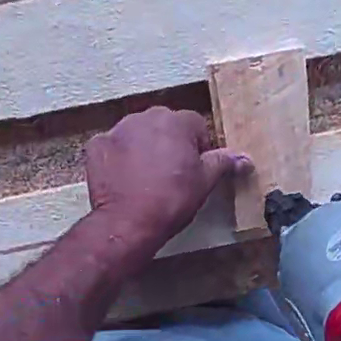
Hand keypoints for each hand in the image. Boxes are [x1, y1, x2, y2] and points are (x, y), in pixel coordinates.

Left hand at [84, 108, 250, 253]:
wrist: (128, 222)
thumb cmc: (170, 202)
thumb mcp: (203, 183)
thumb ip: (222, 164)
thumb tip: (244, 159)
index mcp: (176, 121)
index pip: (194, 126)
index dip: (197, 148)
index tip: (193, 169)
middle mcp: (145, 117)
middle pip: (163, 126)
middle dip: (168, 145)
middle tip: (170, 175)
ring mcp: (117, 130)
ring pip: (136, 134)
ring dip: (142, 149)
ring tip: (145, 179)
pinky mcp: (96, 146)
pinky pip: (111, 147)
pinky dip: (116, 159)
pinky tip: (122, 180)